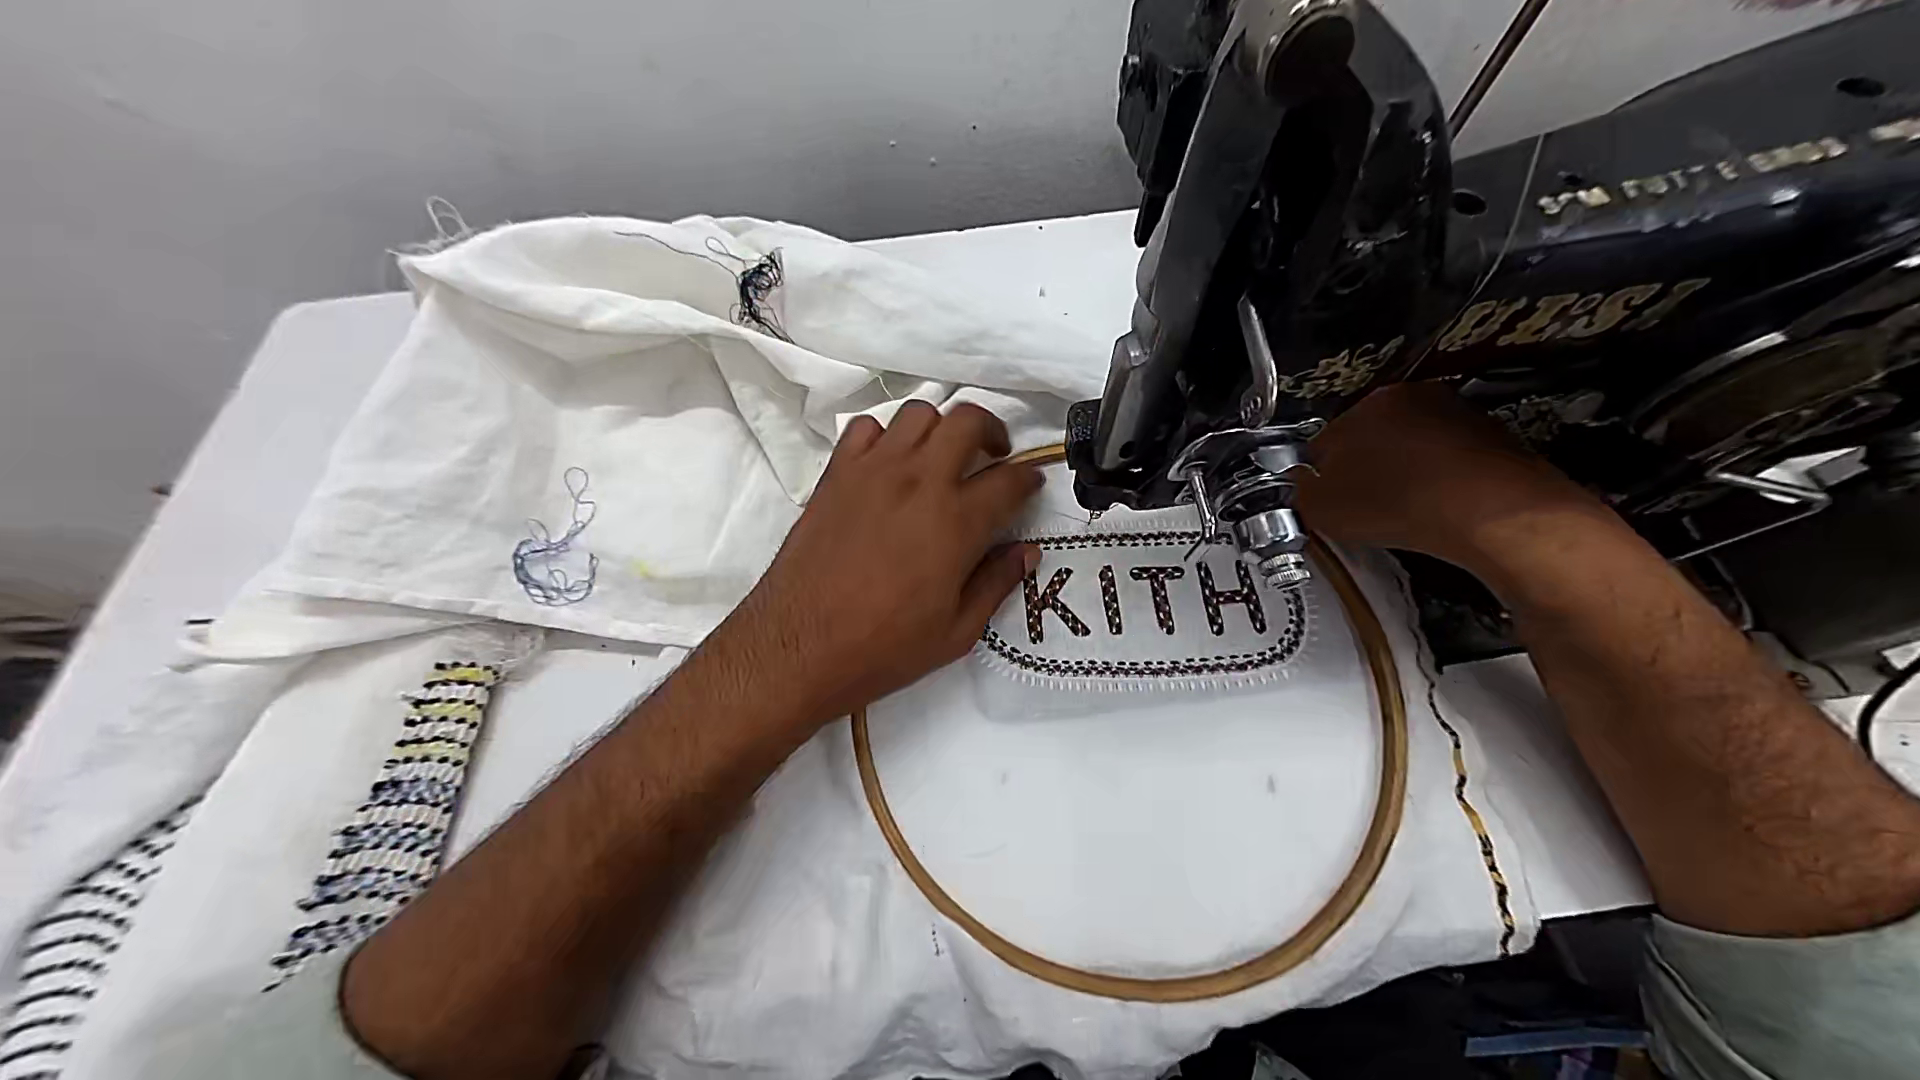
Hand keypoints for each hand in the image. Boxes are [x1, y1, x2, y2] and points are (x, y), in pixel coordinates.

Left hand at [708, 401, 1042, 728]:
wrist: (800, 647)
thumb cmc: (883, 647)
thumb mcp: (956, 631)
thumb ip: (997, 583)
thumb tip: (1026, 551)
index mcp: (957, 522)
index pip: (1009, 480)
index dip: (1028, 478)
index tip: (1029, 485)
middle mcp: (920, 481)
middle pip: (967, 421)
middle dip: (992, 431)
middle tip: (993, 456)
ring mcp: (874, 471)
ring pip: (918, 414)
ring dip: (939, 428)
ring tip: (940, 457)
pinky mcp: (836, 474)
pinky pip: (866, 428)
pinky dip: (885, 436)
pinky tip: (888, 466)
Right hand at [1294, 382, 1608, 570]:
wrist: (1495, 516)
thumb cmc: (1411, 501)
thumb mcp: (1321, 507)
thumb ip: (1299, 491)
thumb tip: (1300, 489)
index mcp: (1366, 404)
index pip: (1322, 440)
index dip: (1315, 474)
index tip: (1318, 494)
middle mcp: (1413, 398)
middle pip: (1367, 439)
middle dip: (1359, 471)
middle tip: (1354, 508)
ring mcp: (1456, 416)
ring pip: (1408, 450)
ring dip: (1398, 478)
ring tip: (1394, 515)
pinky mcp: (1491, 441)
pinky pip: (1444, 464)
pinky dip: (1435, 486)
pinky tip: (1429, 513)